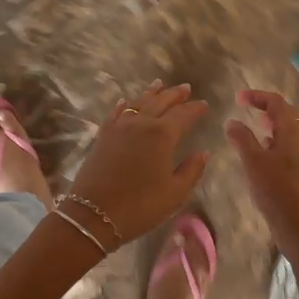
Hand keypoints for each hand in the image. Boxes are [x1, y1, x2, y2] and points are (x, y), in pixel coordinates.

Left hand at [66, 81, 209, 246]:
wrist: (94, 214)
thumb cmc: (140, 205)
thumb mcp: (174, 194)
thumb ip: (191, 171)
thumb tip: (204, 152)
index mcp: (162, 135)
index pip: (183, 115)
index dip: (195, 109)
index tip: (204, 105)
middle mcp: (141, 123)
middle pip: (161, 102)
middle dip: (175, 94)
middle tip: (186, 88)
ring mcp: (119, 127)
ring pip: (138, 102)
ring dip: (151, 93)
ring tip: (159, 84)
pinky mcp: (103, 136)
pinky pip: (116, 113)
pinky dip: (123, 105)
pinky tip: (124, 101)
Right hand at [226, 90, 298, 263]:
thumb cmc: (277, 191)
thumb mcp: (254, 162)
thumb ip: (242, 139)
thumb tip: (232, 121)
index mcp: (291, 132)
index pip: (276, 102)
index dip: (257, 96)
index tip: (238, 98)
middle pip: (286, 114)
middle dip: (267, 108)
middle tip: (248, 108)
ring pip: (288, 132)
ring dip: (271, 125)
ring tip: (254, 128)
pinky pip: (288, 147)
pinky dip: (274, 142)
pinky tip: (262, 156)